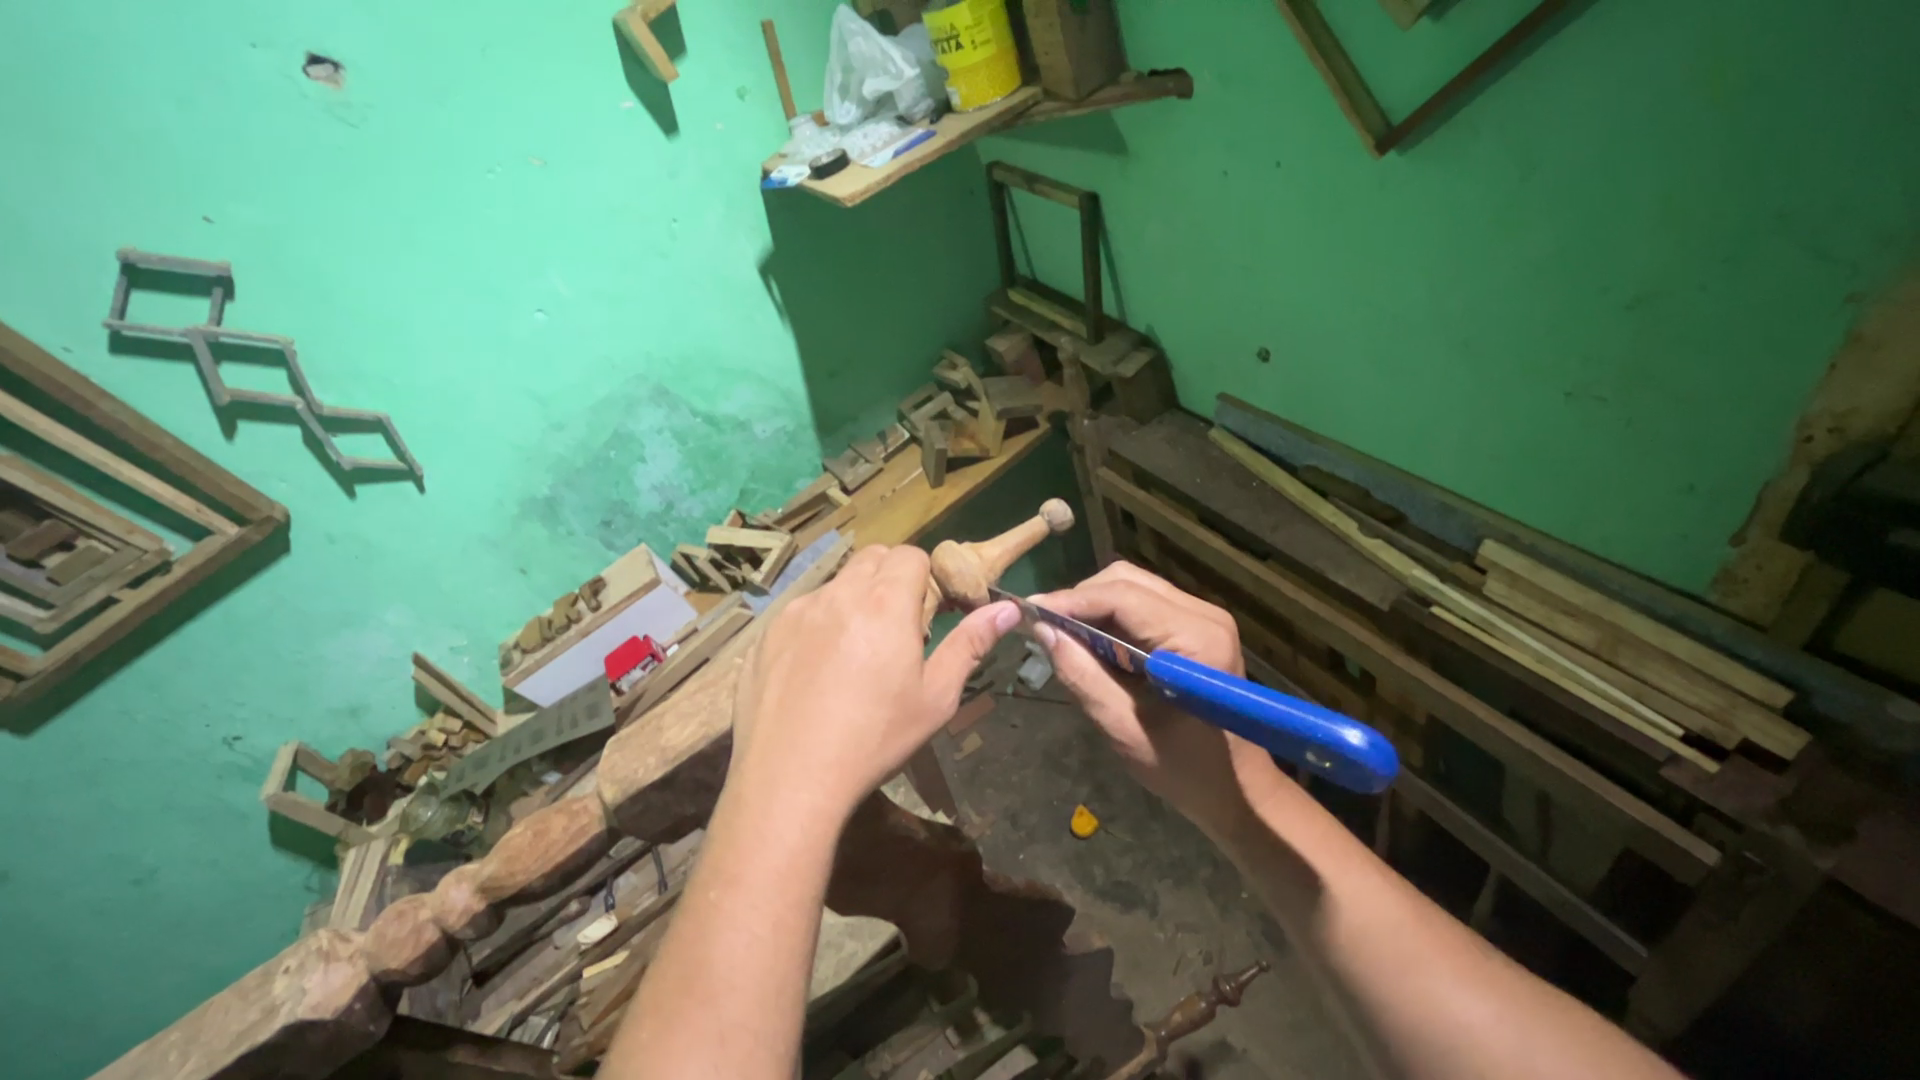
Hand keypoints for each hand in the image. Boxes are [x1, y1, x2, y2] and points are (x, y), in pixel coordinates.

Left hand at [730, 544, 1020, 826]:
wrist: (790, 777)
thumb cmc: (875, 739)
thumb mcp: (935, 698)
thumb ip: (970, 644)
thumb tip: (1006, 609)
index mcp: (885, 602)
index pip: (911, 555)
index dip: (925, 577)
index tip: (927, 614)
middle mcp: (839, 594)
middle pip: (872, 559)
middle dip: (891, 578)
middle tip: (897, 628)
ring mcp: (796, 612)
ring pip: (835, 584)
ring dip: (854, 600)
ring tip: (856, 653)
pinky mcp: (767, 634)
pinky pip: (802, 612)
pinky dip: (818, 624)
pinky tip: (817, 672)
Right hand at [1030, 562, 1282, 834]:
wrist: (1236, 788)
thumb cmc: (1184, 768)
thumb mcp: (1123, 728)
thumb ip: (1083, 676)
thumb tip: (1042, 631)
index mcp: (1196, 639)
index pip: (1123, 596)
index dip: (1071, 600)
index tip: (1027, 611)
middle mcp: (1205, 615)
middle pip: (1127, 581)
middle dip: (1080, 599)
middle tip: (1044, 627)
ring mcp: (1204, 618)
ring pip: (1133, 587)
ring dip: (1094, 606)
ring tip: (1062, 635)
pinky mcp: (1196, 626)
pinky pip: (1143, 604)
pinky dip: (1111, 616)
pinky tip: (1091, 642)